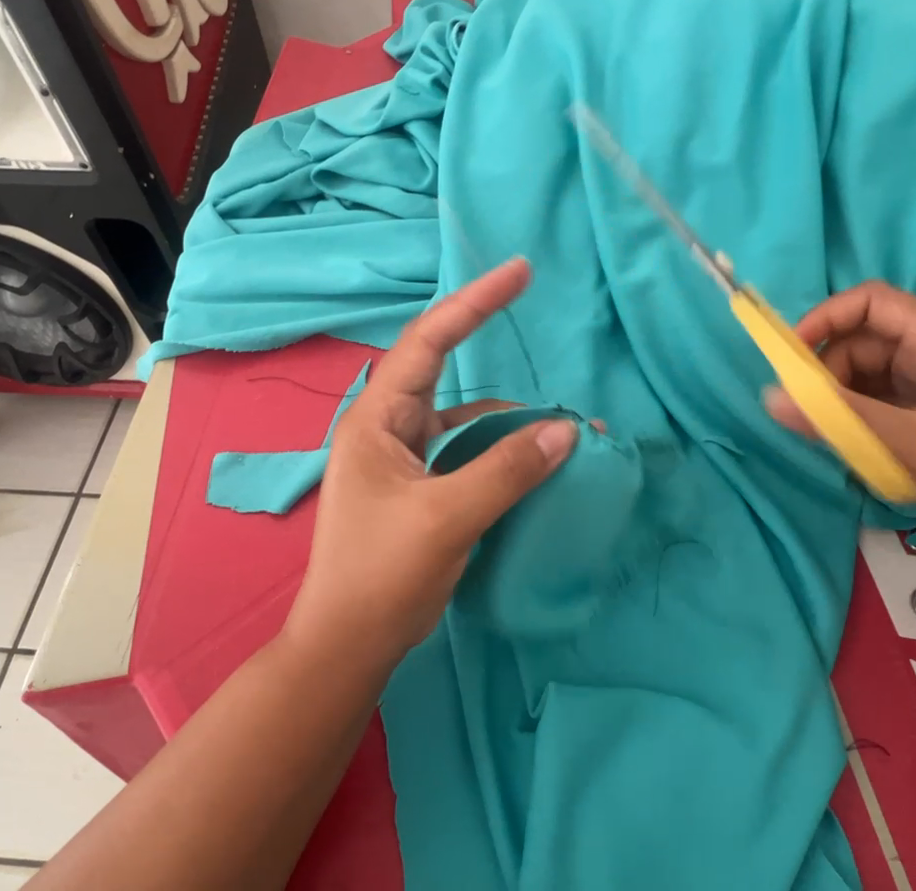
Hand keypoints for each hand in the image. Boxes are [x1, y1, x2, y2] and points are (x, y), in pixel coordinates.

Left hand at [283, 258, 579, 668]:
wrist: (349, 643)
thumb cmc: (382, 574)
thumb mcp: (447, 518)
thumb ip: (507, 470)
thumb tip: (566, 429)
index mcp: (377, 419)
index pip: (428, 341)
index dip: (474, 302)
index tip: (518, 271)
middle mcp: (387, 427)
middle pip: (443, 364)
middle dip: (484, 332)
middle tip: (530, 296)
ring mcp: (403, 458)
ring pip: (462, 414)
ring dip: (507, 411)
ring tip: (561, 414)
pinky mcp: (421, 488)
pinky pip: (467, 450)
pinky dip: (503, 448)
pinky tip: (537, 455)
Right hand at [763, 280, 915, 563]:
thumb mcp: (911, 445)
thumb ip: (839, 418)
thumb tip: (769, 397)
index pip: (874, 302)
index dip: (827, 318)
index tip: (792, 356)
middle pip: (866, 340)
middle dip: (831, 369)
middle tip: (810, 410)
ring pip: (870, 374)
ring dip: (843, 398)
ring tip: (833, 434)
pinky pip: (882, 402)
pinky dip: (860, 417)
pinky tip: (854, 445)